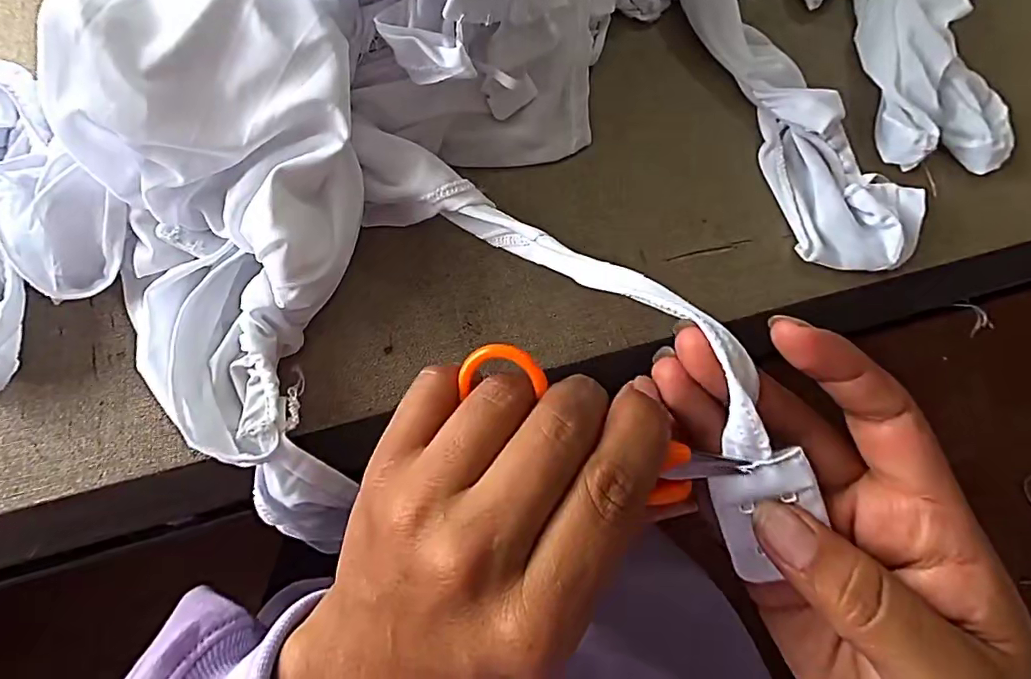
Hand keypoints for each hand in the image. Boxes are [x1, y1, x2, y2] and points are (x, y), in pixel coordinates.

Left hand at [280, 366, 672, 677]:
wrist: (371, 673)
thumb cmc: (480, 650)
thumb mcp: (563, 622)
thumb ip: (616, 528)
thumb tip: (659, 435)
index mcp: (533, 618)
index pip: (609, 485)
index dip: (642, 426)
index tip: (645, 406)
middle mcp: (471, 557)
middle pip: (563, 421)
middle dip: (589, 400)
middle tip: (585, 418)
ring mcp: (417, 509)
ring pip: (505, 389)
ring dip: (530, 394)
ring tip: (522, 428)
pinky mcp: (378, 473)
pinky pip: (440, 381)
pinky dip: (468, 386)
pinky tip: (472, 424)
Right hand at [652, 316, 1030, 678]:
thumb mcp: (947, 665)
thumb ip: (869, 596)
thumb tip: (784, 524)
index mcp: (924, 515)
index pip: (882, 415)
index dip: (836, 367)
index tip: (791, 334)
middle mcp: (863, 517)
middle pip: (800, 427)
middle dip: (746, 383)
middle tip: (700, 351)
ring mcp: (815, 547)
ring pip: (758, 467)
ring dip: (712, 422)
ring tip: (673, 383)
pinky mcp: (777, 585)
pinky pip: (735, 523)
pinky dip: (701, 487)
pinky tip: (675, 450)